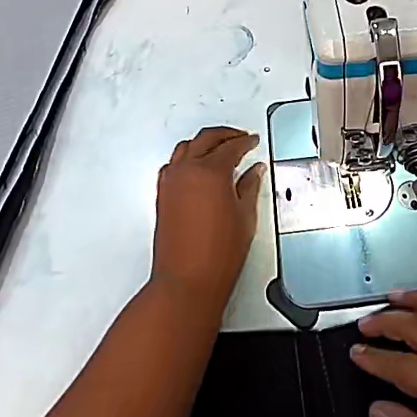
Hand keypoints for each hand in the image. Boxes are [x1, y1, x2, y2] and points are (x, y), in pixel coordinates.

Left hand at [151, 126, 263, 312]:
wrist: (187, 280)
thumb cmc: (215, 256)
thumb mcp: (246, 216)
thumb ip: (250, 186)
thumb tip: (254, 172)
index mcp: (211, 171)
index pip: (232, 146)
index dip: (246, 142)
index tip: (252, 141)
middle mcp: (187, 171)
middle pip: (207, 138)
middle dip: (226, 135)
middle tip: (240, 138)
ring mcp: (171, 182)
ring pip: (187, 147)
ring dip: (204, 143)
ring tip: (219, 148)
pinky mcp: (162, 194)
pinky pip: (173, 163)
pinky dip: (186, 157)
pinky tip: (196, 165)